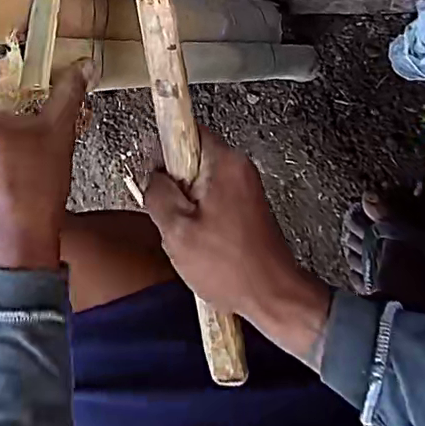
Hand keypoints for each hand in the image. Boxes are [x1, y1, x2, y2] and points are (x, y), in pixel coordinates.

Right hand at [144, 127, 330, 366]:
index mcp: (224, 162)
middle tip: (173, 213)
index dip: (163, 151)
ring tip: (190, 231)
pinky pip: (212, 195)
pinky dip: (201, 213)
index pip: (185, 130)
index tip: (157, 174)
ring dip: (186, 202)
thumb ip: (157, 194)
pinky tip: (202, 240)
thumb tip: (151, 176)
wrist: (273, 296)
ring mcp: (244, 183)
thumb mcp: (177, 231)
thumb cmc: (231, 267)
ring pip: (198, 178)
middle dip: (174, 183)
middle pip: (190, 156)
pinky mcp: (246, 202)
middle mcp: (238, 165)